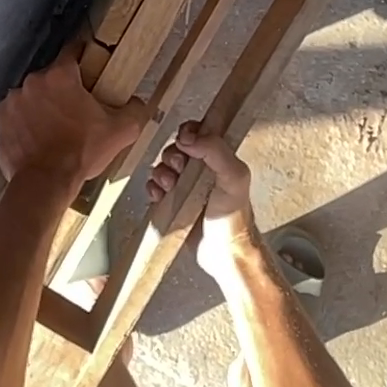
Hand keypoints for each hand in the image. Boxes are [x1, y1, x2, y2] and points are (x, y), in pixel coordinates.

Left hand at [0, 47, 145, 193]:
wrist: (45, 182)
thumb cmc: (80, 153)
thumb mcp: (119, 132)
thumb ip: (134, 111)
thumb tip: (139, 103)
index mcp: (60, 76)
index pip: (72, 50)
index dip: (83, 53)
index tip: (88, 60)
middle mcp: (33, 82)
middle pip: (51, 76)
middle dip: (62, 88)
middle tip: (75, 109)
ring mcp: (13, 100)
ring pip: (32, 94)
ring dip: (42, 104)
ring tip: (54, 127)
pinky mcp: (1, 119)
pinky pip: (15, 113)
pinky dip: (24, 121)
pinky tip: (36, 136)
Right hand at [145, 121, 256, 277]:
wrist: (223, 254)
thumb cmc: (233, 216)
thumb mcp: (234, 177)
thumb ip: (215, 150)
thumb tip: (186, 137)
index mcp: (218, 157)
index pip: (198, 131)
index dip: (187, 132)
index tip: (184, 142)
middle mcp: (201, 168)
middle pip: (175, 148)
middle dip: (172, 156)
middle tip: (179, 170)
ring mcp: (184, 186)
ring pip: (162, 167)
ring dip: (161, 173)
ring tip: (170, 187)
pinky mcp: (171, 203)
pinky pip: (153, 188)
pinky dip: (153, 189)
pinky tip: (160, 197)